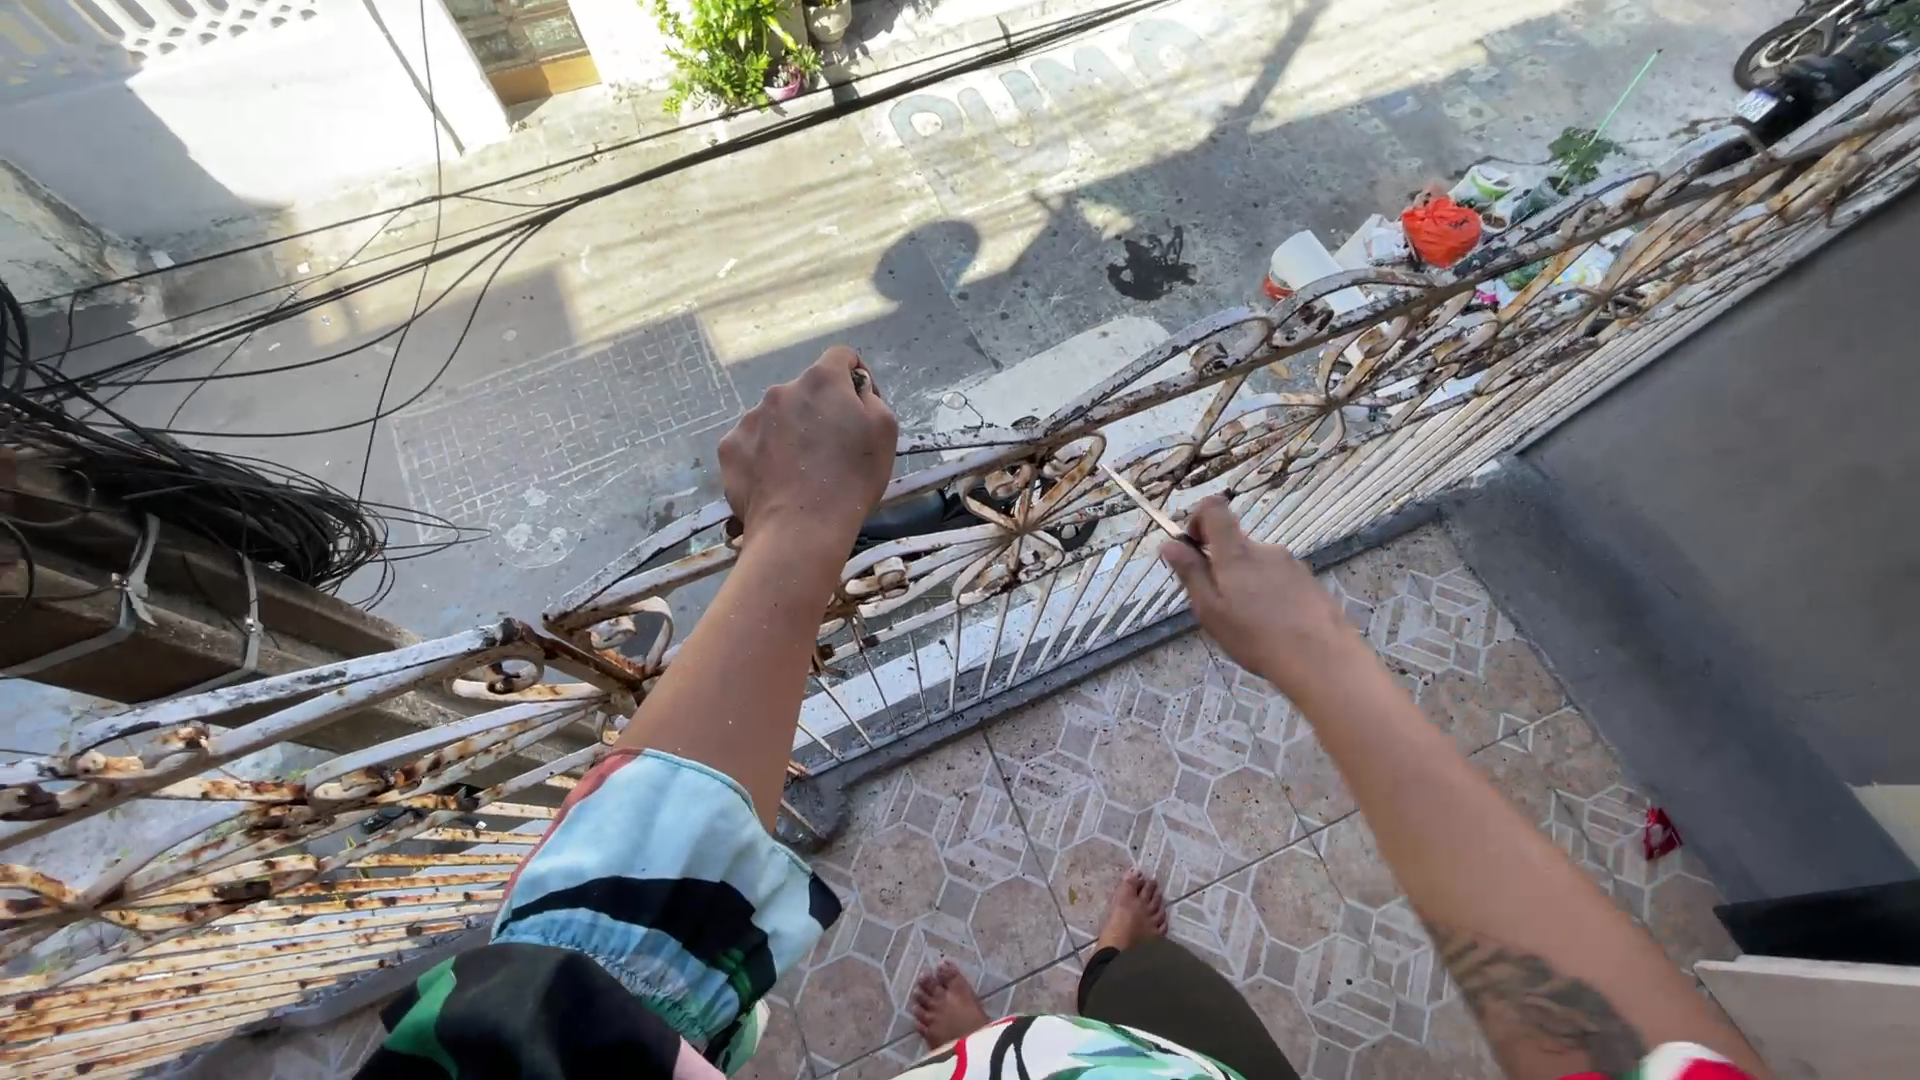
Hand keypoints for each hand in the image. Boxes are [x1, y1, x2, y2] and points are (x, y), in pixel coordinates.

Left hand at [719, 346, 897, 550]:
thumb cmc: (852, 479)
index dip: (854, 377)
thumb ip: (871, 399)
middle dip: (819, 411)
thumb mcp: (885, 432)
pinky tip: (778, 483)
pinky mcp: (730, 448)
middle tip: (832, 451)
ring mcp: (750, 418)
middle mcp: (780, 390)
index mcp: (821, 381)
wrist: (800, 528)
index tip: (860, 405)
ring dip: (790, 433)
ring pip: (777, 418)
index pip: (840, 357)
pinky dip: (765, 456)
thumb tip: (856, 392)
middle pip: (806, 392)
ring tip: (802, 472)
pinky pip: (753, 444)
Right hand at [1158, 496, 1358, 694]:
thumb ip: (1191, 573)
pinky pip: (1278, 579)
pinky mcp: (1309, 581)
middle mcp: (1265, 549)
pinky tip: (1274, 625)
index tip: (1193, 547)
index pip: (1214, 509)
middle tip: (1220, 606)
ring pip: (1256, 565)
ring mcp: (1291, 564)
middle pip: (1234, 544)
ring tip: (1250, 622)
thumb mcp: (1211, 610)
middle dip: (1221, 567)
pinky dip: (1269, 594)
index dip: (1198, 519)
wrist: (1322, 659)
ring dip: (1246, 583)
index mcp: (1236, 553)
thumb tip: (1169, 543)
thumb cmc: (1256, 637)